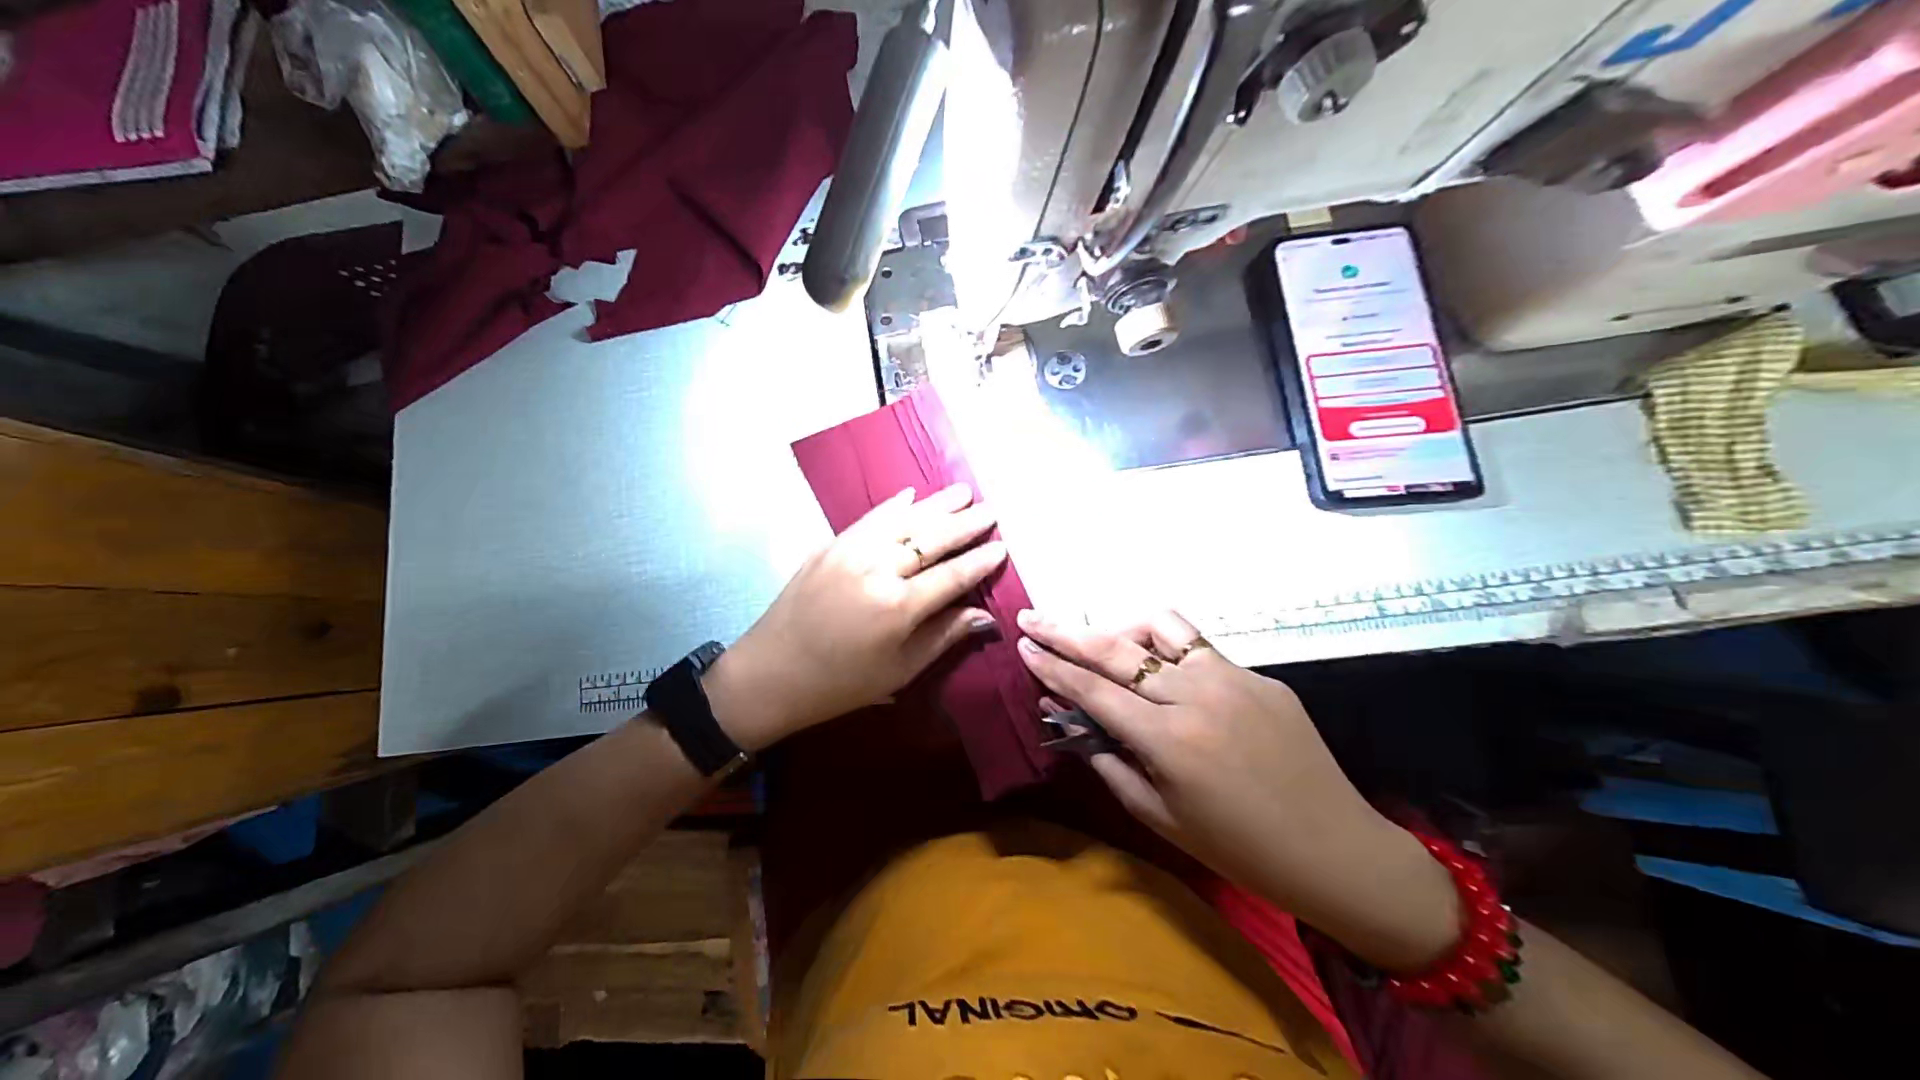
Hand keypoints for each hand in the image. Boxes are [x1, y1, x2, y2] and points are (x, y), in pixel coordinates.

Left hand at [704, 484, 1007, 750]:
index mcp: (898, 607)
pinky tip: (910, 494)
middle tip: (991, 511)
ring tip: (962, 492)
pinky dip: (892, 506)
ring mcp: (849, 552)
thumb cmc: (841, 684)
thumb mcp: (900, 670)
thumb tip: (986, 616)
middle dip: (965, 524)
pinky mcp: (828, 546)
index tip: (1002, 547)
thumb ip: (944, 636)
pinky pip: (868, 519)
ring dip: (935, 504)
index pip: (952, 575)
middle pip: (931, 539)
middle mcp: (876, 570)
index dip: (980, 561)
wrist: (770, 674)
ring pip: (902, 520)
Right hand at [1015, 609, 1461, 971]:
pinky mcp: (1261, 675)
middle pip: (1118, 648)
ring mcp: (1234, 677)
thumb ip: (1105, 758)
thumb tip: (1063, 714)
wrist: (1333, 849)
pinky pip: (1200, 650)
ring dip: (1123, 629)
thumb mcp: (1157, 814)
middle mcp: (1198, 694)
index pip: (1094, 689)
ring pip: (1162, 627)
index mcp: (1170, 739)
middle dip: (1067, 632)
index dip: (1052, 666)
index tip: (1023, 644)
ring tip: (1104, 644)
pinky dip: (1168, 653)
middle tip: (1034, 618)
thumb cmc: (1235, 847)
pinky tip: (1162, 674)